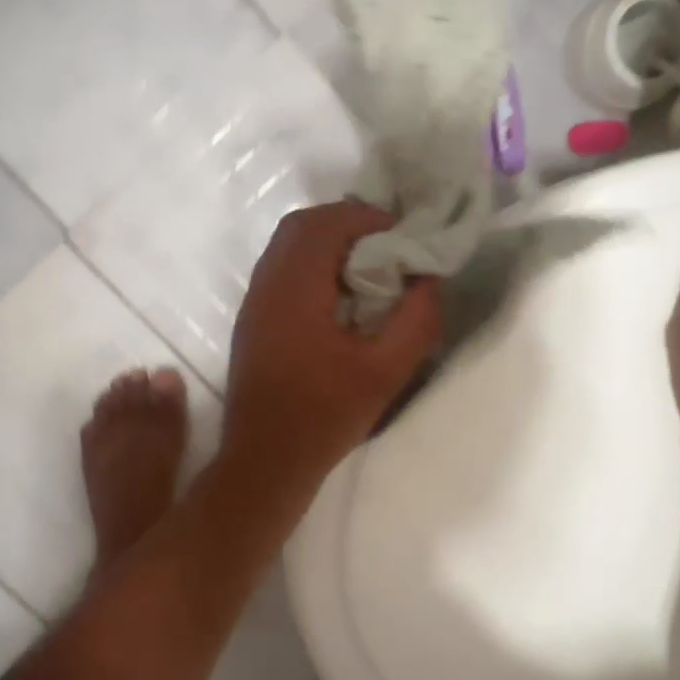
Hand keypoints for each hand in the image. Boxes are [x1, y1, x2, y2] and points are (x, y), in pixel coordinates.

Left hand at [221, 202, 441, 484]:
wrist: (266, 460)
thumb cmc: (325, 416)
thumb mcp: (386, 372)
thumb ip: (416, 319)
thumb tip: (427, 277)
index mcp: (295, 288)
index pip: (327, 224)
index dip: (368, 219)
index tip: (403, 236)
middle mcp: (266, 284)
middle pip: (302, 225)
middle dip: (347, 222)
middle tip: (387, 244)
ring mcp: (254, 301)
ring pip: (287, 245)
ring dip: (328, 241)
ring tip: (369, 265)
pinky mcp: (252, 319)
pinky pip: (281, 268)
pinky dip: (312, 262)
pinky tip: (340, 294)